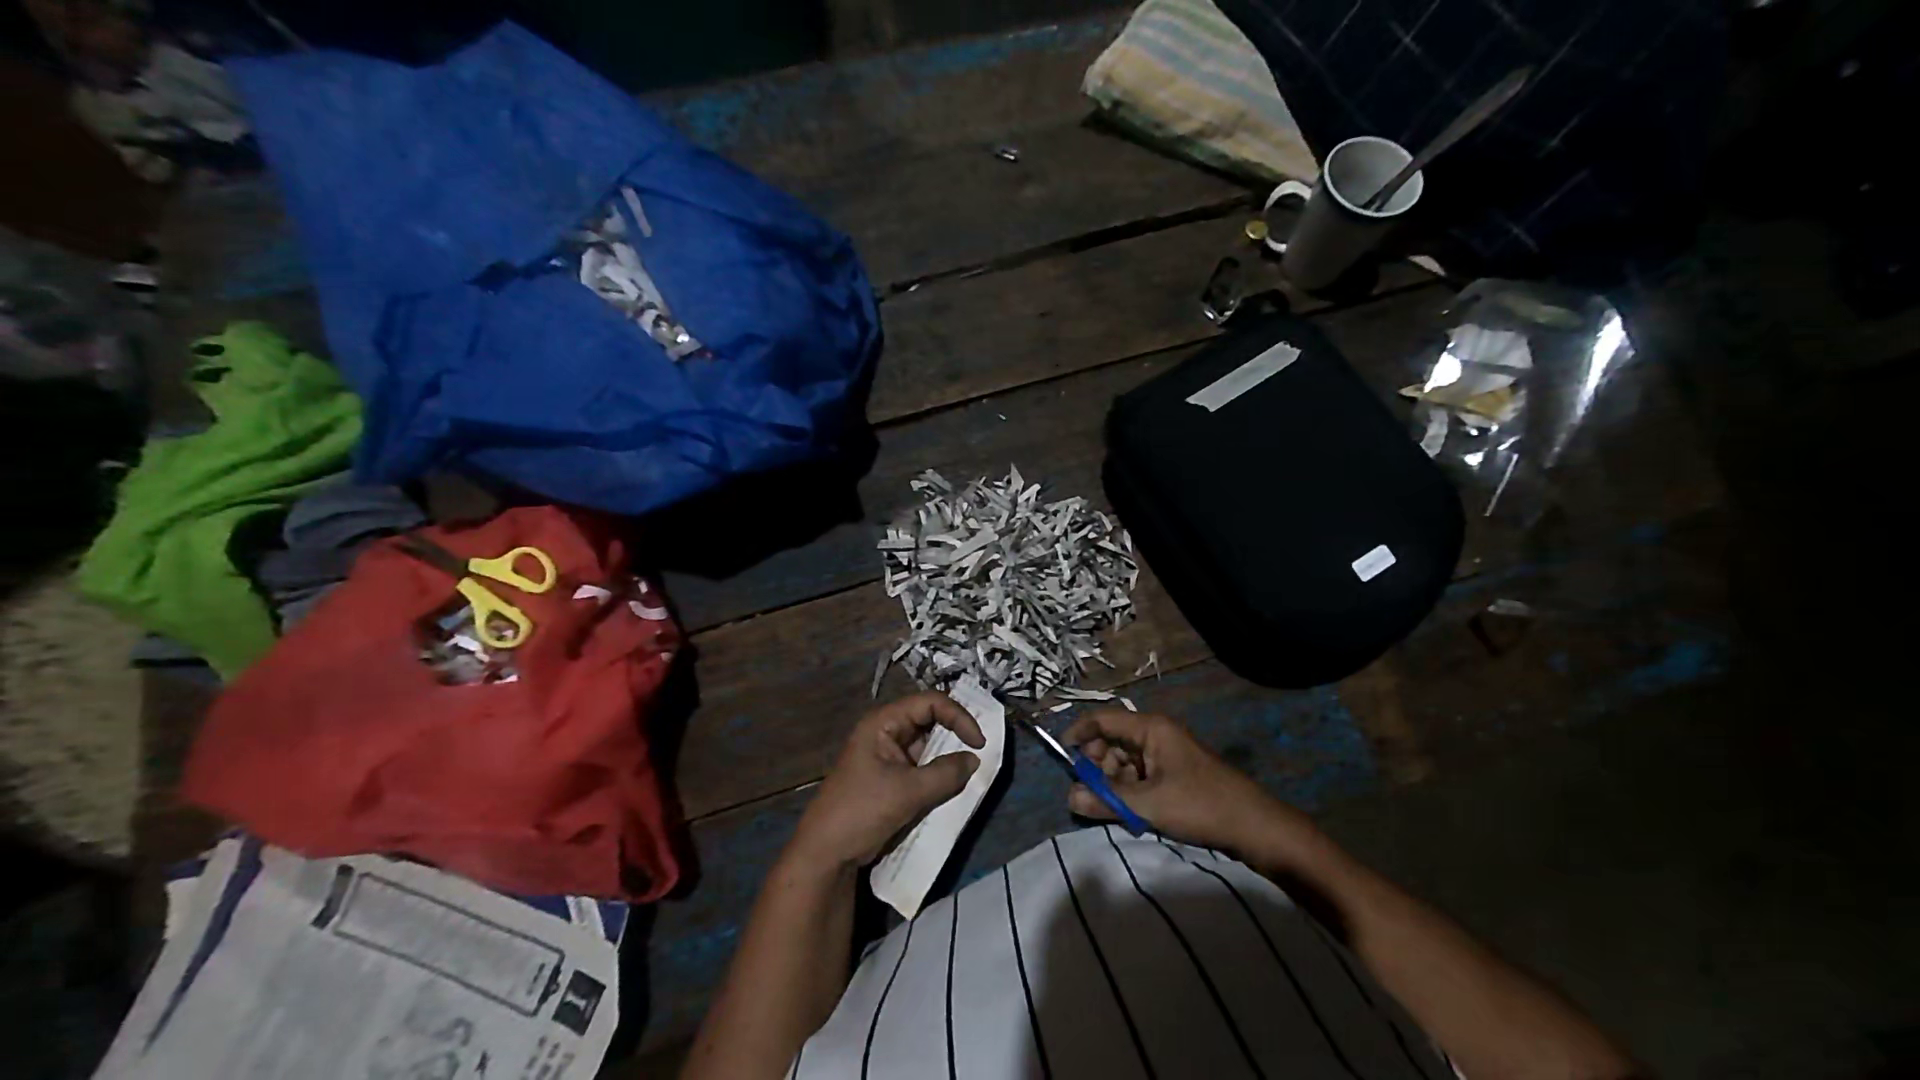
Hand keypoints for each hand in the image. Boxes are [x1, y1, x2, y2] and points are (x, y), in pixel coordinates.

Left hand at [791, 692, 984, 868]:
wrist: (827, 854)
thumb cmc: (861, 811)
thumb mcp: (907, 792)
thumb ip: (945, 774)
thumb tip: (974, 760)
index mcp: (884, 723)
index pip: (930, 703)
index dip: (958, 716)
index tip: (979, 742)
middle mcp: (887, 733)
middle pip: (931, 721)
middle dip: (957, 734)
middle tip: (983, 750)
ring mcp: (890, 757)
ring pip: (929, 747)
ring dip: (950, 757)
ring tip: (974, 769)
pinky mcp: (894, 780)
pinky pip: (924, 769)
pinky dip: (941, 774)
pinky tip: (957, 785)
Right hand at [1063, 709, 1318, 857]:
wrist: (1255, 826)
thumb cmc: (1200, 805)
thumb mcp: (1148, 805)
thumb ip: (1106, 800)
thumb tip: (1069, 797)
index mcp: (1151, 728)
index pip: (1103, 719)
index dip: (1079, 734)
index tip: (1062, 755)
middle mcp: (1157, 734)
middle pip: (1112, 740)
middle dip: (1097, 765)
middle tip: (1093, 791)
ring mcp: (1167, 754)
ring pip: (1125, 761)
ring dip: (1114, 781)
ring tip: (1114, 807)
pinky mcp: (1175, 774)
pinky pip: (1140, 774)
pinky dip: (1130, 789)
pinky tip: (1132, 811)